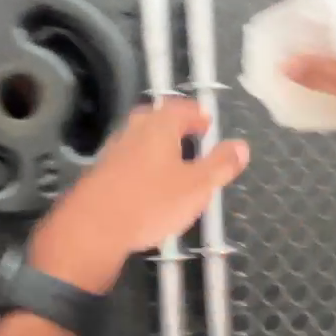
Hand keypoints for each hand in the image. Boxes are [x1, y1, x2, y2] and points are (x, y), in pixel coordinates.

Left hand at [31, 100, 248, 293]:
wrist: (93, 228)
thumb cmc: (151, 202)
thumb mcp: (197, 186)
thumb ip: (221, 165)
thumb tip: (241, 146)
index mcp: (159, 126)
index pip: (181, 108)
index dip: (197, 114)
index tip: (207, 123)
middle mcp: (134, 131)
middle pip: (156, 118)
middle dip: (175, 124)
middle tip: (191, 136)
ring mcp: (114, 151)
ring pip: (139, 138)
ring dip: (157, 144)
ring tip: (174, 160)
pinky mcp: (101, 173)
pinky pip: (128, 159)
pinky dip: (142, 163)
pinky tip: (148, 183)